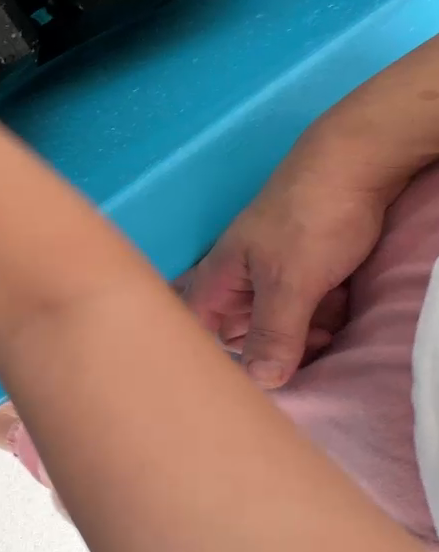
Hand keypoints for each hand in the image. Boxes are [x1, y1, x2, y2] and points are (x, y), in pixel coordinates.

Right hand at [181, 146, 390, 387]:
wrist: (352, 168)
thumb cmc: (308, 224)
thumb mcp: (293, 285)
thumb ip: (274, 333)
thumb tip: (260, 384)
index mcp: (215, 281)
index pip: (198, 329)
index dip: (215, 355)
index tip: (247, 381)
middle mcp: (235, 280)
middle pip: (239, 329)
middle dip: (270, 347)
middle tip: (306, 354)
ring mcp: (269, 273)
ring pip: (276, 320)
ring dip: (303, 332)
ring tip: (330, 331)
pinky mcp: (302, 269)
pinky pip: (304, 306)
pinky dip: (322, 315)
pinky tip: (340, 313)